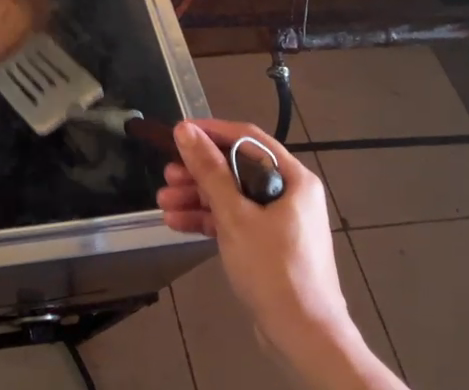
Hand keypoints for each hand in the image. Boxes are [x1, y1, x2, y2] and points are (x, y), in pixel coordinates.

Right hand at [158, 121, 402, 389]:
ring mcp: (279, 221)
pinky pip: (234, 220)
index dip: (211, 132)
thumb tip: (186, 130)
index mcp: (293, 179)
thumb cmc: (274, 269)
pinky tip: (177, 223)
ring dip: (197, 197)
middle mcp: (289, 194)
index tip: (178, 133)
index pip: (247, 139)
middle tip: (167, 175)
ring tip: (164, 202)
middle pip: (236, 168)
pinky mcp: (268, 245)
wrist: (304, 336)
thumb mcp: (235, 216)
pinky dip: (208, 219)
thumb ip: (209, 170)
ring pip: (231, 196)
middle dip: (198, 172)